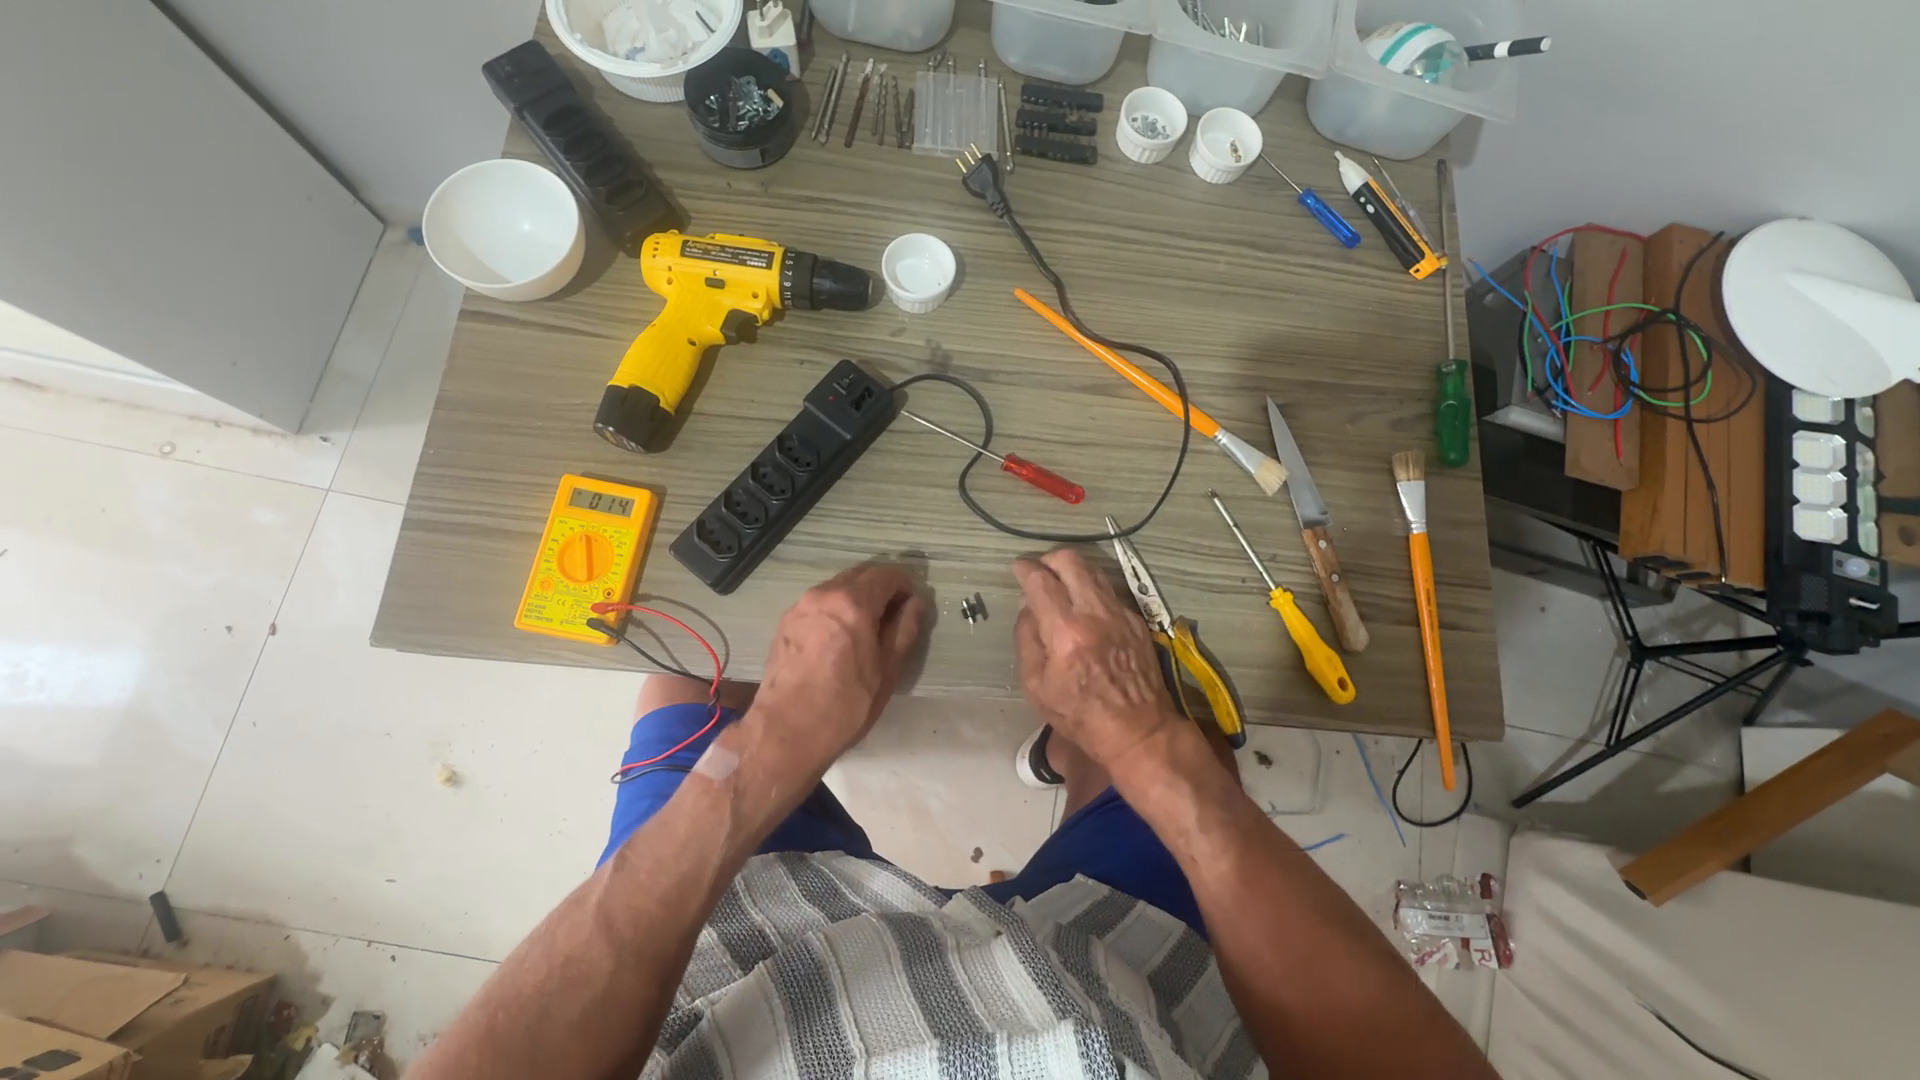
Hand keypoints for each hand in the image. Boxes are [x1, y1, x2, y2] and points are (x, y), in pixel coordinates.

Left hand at [748, 562, 925, 777]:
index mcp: (853, 602)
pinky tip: (841, 638)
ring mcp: (800, 606)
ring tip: (867, 629)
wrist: (787, 730)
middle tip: (893, 617)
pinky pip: (819, 604)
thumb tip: (914, 604)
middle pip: (860, 575)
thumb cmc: (846, 704)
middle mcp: (824, 595)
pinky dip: (836, 610)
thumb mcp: (887, 670)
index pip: (886, 575)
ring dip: (857, 598)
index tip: (912, 606)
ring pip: (837, 588)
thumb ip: (904, 630)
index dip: (905, 586)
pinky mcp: (785, 622)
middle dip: (881, 589)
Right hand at [1012, 548, 1182, 769]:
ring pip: (1093, 570)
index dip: (1024, 569)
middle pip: (1070, 560)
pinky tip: (1084, 610)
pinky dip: (1090, 590)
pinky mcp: (1136, 620)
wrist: (1137, 729)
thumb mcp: (1035, 685)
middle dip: (1048, 559)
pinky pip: (1108, 591)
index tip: (1017, 569)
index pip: (1040, 580)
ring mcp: (1120, 613)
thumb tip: (1027, 607)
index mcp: (1065, 630)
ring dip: (1071, 571)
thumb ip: (1026, 639)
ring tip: (1059, 586)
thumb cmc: (1079, 714)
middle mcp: (1095, 612)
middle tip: (1038, 573)